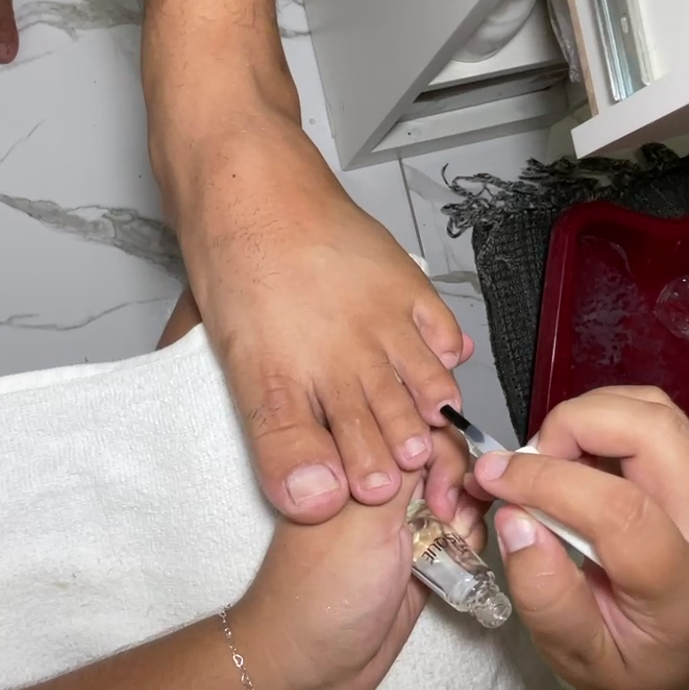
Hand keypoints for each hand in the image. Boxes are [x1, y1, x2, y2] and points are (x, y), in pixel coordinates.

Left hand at [162, 107, 472, 523]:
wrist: (253, 190)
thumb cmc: (238, 274)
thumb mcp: (243, 376)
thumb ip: (282, 441)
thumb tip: (318, 498)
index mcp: (321, 382)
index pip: (358, 445)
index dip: (370, 473)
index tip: (382, 499)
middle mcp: (362, 354)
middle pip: (395, 414)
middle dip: (406, 448)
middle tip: (426, 473)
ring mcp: (387, 317)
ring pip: (422, 376)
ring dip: (432, 405)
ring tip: (441, 425)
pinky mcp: (400, 280)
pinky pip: (438, 321)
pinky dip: (446, 345)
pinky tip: (450, 357)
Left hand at [231, 434, 483, 689]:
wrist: (312, 664)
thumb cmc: (324, 588)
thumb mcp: (364, 519)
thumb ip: (401, 472)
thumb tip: (432, 426)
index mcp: (353, 465)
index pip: (408, 429)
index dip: (436, 445)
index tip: (441, 482)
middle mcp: (378, 488)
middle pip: (440, 459)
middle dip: (457, 481)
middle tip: (449, 515)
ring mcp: (400, 524)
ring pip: (455, 497)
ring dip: (466, 513)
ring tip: (456, 538)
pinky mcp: (420, 558)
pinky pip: (459, 536)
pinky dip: (468, 540)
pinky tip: (462, 555)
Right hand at [468, 387, 688, 689]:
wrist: (683, 667)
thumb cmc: (627, 665)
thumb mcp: (575, 658)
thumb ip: (546, 597)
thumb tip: (514, 519)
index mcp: (676, 586)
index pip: (622, 511)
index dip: (548, 481)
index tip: (492, 478)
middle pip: (656, 432)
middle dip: (576, 424)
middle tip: (530, 461)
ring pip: (656, 411)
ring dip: (587, 414)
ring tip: (547, 457)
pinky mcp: (686, 473)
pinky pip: (649, 415)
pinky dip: (598, 414)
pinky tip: (568, 453)